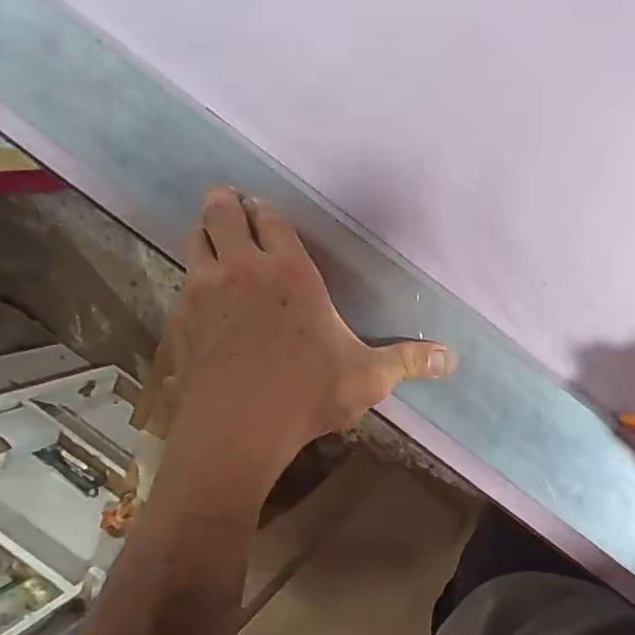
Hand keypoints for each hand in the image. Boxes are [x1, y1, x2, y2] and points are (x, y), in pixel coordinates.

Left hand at [162, 187, 455, 481]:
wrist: (236, 431)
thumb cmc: (307, 395)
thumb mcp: (367, 377)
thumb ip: (408, 361)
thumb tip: (452, 358)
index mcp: (289, 272)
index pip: (269, 218)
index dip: (265, 211)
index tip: (265, 214)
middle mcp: (242, 269)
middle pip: (221, 212)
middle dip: (227, 203)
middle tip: (235, 208)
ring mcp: (204, 293)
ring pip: (195, 239)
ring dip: (206, 233)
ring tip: (218, 242)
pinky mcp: (182, 322)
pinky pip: (183, 285)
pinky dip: (193, 281)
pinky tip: (205, 302)